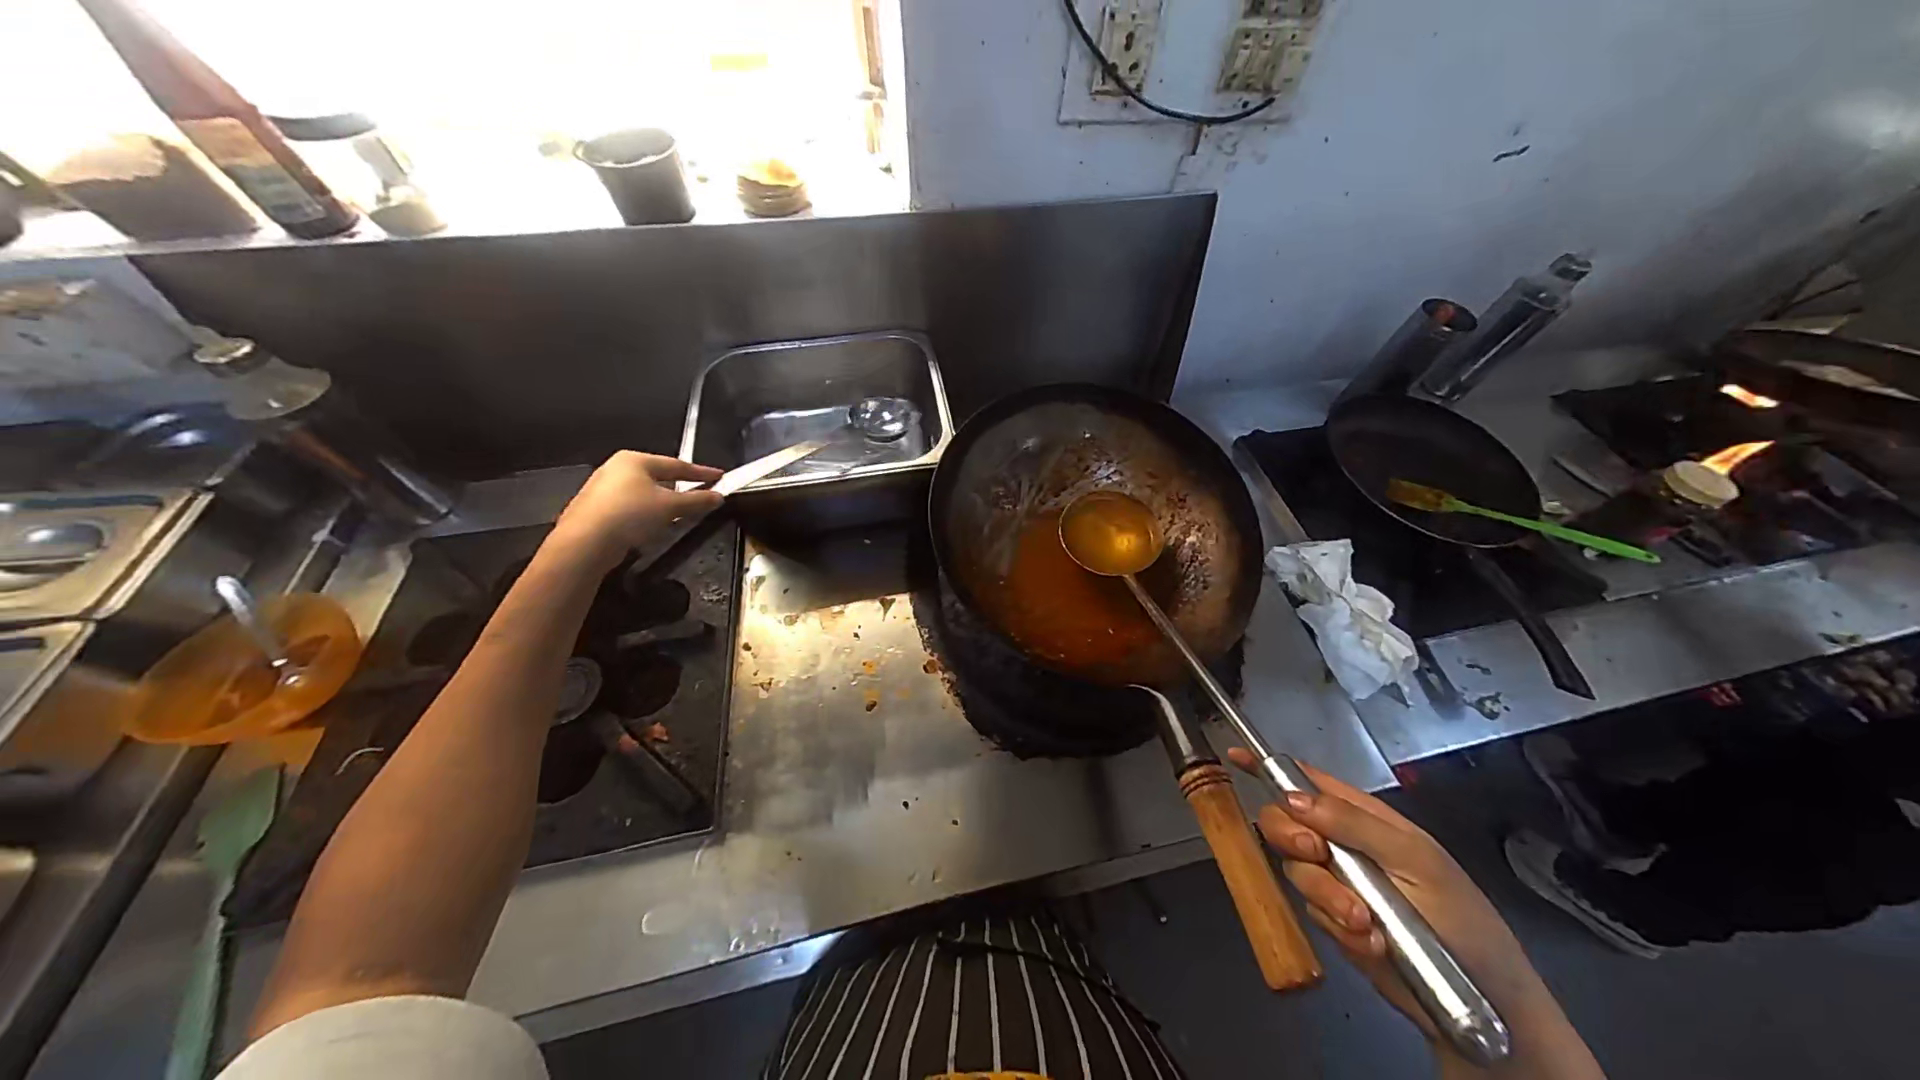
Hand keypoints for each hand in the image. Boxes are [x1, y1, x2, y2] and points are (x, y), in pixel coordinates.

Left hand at [550, 452, 723, 568]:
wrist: (585, 543)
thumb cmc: (628, 514)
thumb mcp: (671, 507)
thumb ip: (698, 500)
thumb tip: (717, 497)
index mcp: (634, 460)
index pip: (676, 464)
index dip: (701, 472)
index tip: (718, 476)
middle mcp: (615, 469)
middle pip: (658, 477)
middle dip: (680, 488)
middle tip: (700, 495)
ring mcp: (602, 489)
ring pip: (643, 494)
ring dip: (663, 504)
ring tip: (678, 515)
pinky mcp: (596, 510)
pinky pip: (630, 509)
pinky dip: (645, 515)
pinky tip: (651, 528)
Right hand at [1229, 752, 1603, 1077]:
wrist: (1485, 1010)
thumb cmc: (1465, 923)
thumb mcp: (1418, 862)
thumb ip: (1355, 825)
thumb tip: (1292, 796)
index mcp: (1367, 819)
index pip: (1310, 781)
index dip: (1272, 767)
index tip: (1235, 756)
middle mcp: (1344, 845)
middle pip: (1287, 822)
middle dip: (1295, 839)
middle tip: (1317, 856)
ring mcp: (1338, 884)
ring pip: (1296, 870)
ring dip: (1326, 895)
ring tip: (1365, 921)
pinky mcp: (1334, 922)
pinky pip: (1311, 911)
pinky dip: (1337, 926)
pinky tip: (1370, 941)